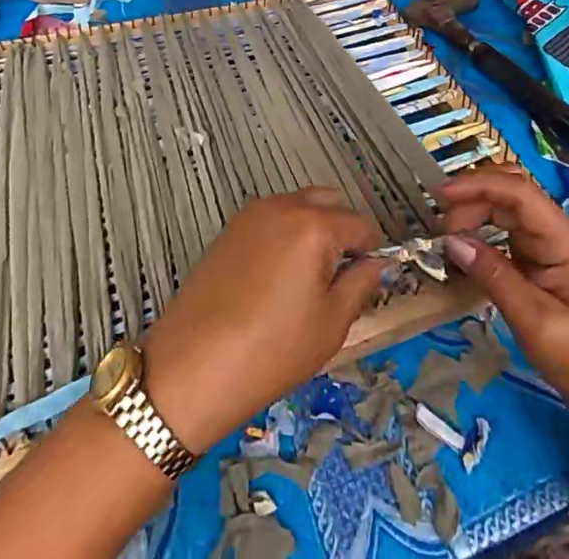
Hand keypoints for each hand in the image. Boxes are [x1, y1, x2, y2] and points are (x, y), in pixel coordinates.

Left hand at [139, 189, 388, 451]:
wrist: (193, 366)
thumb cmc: (272, 349)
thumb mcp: (332, 323)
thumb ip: (361, 283)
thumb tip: (375, 264)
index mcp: (314, 225)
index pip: (361, 224)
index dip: (372, 251)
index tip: (368, 278)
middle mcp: (283, 207)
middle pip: (329, 203)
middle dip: (342, 231)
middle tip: (338, 276)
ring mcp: (251, 215)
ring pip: (298, 207)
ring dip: (313, 229)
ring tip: (306, 279)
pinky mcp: (229, 229)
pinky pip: (271, 219)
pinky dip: (285, 234)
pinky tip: (276, 278)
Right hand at [438, 167, 568, 406]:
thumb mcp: (534, 321)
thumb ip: (495, 277)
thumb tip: (452, 242)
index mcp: (566, 241)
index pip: (520, 193)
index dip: (480, 185)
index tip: (442, 195)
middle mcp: (558, 232)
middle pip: (511, 194)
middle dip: (472, 199)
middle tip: (441, 230)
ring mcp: (548, 243)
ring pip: (505, 207)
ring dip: (473, 211)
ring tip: (447, 236)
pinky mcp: (537, 256)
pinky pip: (504, 228)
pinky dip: (479, 228)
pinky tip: (462, 244)